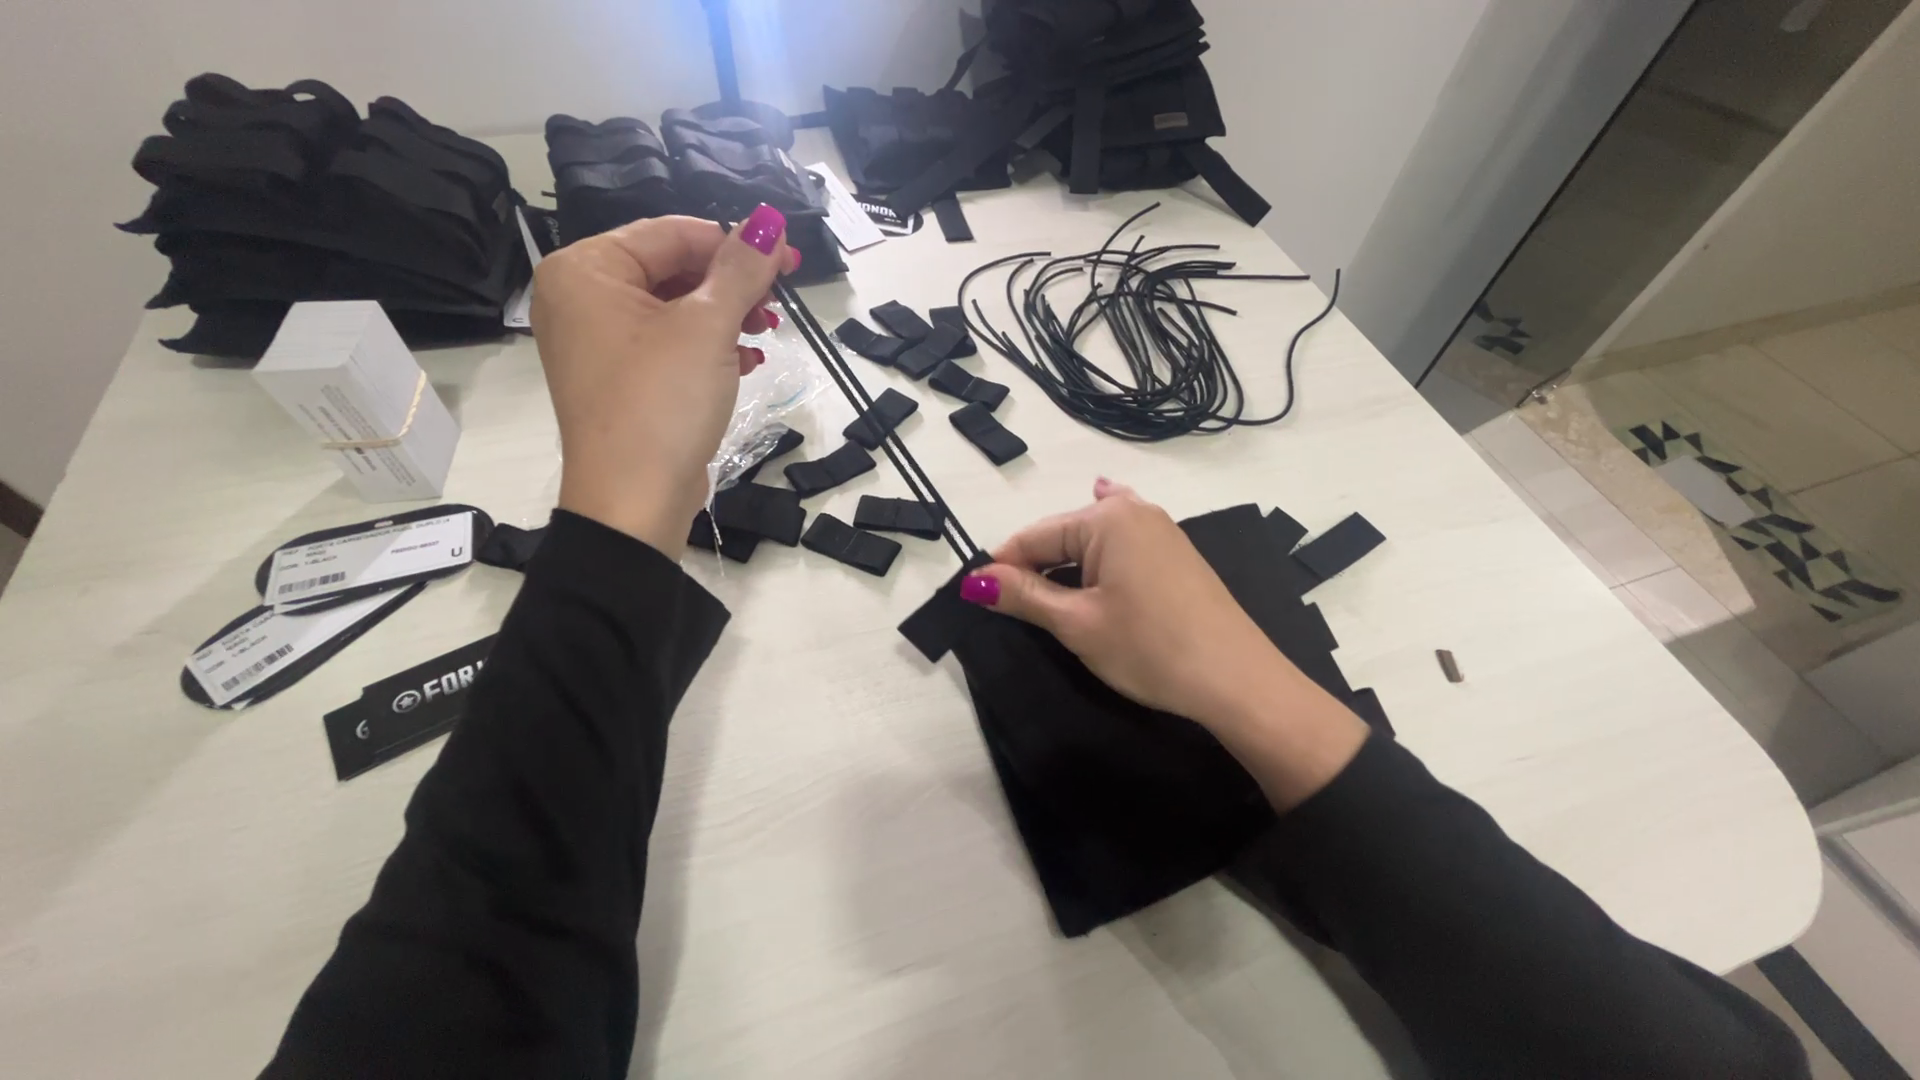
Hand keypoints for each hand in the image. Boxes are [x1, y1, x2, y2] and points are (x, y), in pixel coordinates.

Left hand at [531, 206, 798, 554]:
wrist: (633, 502)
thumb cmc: (661, 403)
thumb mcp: (707, 327)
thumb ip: (741, 268)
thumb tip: (769, 219)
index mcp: (586, 270)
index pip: (671, 233)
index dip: (734, 242)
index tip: (788, 256)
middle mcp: (581, 299)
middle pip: (672, 269)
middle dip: (731, 284)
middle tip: (779, 300)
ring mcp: (598, 344)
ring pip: (675, 309)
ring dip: (727, 316)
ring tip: (766, 333)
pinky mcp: (620, 381)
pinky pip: (668, 345)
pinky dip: (708, 347)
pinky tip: (746, 361)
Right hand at [965, 478, 1368, 808]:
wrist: (1237, 681)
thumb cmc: (1149, 648)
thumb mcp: (1077, 623)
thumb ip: (1023, 595)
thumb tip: (974, 580)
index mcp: (1107, 517)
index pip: (1034, 536)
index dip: (1001, 567)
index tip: (976, 597)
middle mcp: (1135, 511)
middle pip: (1063, 536)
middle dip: (1034, 567)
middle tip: (1009, 608)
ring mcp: (1162, 531)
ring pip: (1093, 543)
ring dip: (1066, 565)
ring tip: (1043, 594)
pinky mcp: (1177, 555)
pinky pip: (1124, 544)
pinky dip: (1102, 546)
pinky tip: (1100, 512)